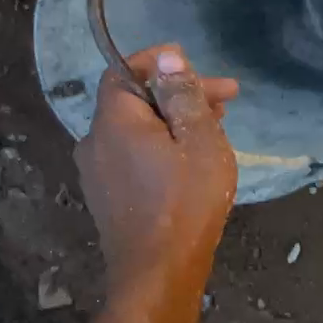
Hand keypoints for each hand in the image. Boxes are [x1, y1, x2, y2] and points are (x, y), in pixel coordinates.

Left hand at [74, 45, 239, 297]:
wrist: (160, 265)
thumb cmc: (188, 197)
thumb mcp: (200, 140)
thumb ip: (184, 97)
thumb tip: (168, 57)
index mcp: (115, 125)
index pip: (122, 75)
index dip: (155, 62)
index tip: (193, 61)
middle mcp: (95, 143)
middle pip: (133, 103)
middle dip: (178, 94)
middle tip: (227, 98)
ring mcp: (97, 171)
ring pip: (135, 129)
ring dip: (173, 119)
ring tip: (216, 125)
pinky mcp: (108, 193)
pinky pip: (132, 151)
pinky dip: (162, 141)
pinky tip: (192, 155)